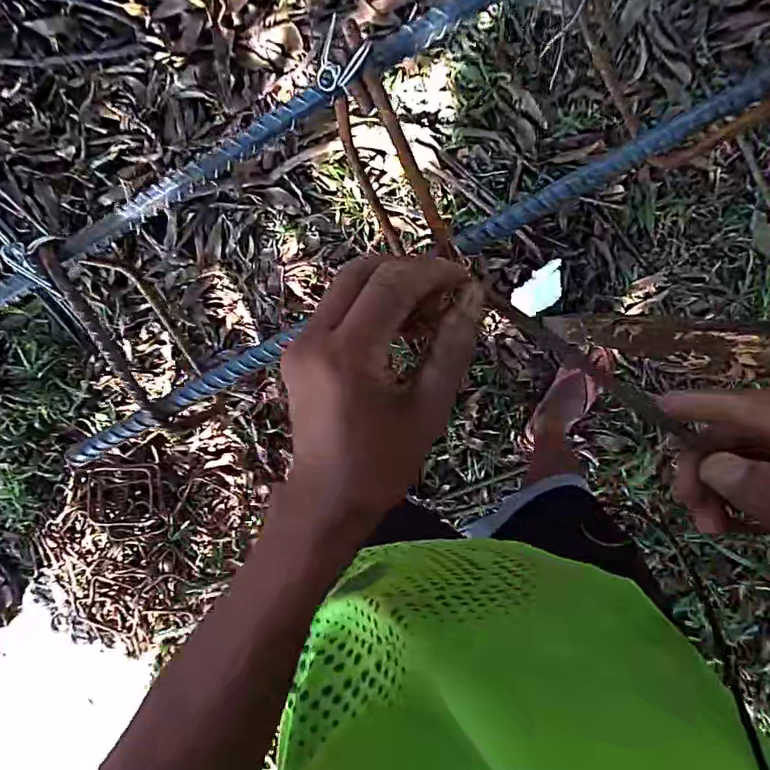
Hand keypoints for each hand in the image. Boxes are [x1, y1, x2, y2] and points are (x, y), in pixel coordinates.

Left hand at [280, 255, 481, 528]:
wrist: (327, 499)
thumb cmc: (382, 463)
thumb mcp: (428, 408)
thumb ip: (452, 347)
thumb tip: (472, 297)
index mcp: (348, 354)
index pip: (391, 284)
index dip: (433, 272)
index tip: (465, 280)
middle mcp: (314, 338)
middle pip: (361, 271)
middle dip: (409, 271)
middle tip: (446, 292)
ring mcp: (300, 344)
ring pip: (346, 287)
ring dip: (389, 287)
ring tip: (428, 314)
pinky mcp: (297, 353)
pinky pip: (336, 310)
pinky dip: (370, 307)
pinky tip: (400, 330)